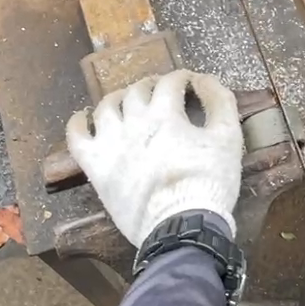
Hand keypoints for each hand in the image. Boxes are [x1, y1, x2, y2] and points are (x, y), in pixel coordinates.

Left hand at [66, 70, 243, 245]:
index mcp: (165, 113)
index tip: (190, 84)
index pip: (170, 82)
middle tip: (162, 93)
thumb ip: (220, 103)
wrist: (182, 227)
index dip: (182, 78)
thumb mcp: (228, 139)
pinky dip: (77, 123)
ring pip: (106, 107)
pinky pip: (76, 137)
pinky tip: (82, 118)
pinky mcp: (95, 167)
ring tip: (127, 102)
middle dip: (152, 86)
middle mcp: (133, 121)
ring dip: (118, 98)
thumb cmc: (208, 183)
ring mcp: (110, 143)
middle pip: (138, 90)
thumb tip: (205, 81)